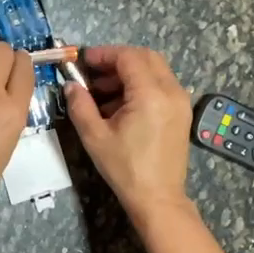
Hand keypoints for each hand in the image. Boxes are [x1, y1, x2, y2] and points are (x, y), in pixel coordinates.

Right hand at [63, 45, 194, 217]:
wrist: (158, 197)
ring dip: (129, 73)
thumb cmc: (125, 168)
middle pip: (146, 57)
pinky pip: (162, 85)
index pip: (128, 57)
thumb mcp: (94, 136)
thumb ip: (80, 105)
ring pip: (155, 70)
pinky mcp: (182, 113)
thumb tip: (71, 86)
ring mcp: (181, 102)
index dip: (104, 54)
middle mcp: (171, 91)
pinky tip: (121, 105)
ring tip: (103, 92)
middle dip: (117, 60)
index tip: (83, 61)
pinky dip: (141, 85)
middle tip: (94, 73)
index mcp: (150, 94)